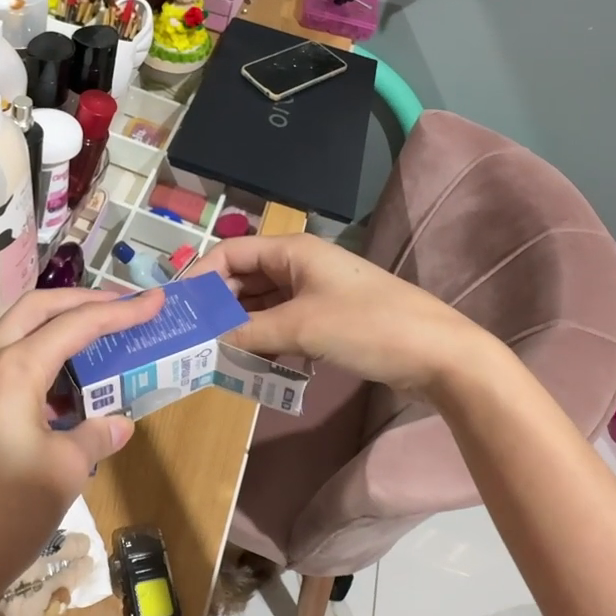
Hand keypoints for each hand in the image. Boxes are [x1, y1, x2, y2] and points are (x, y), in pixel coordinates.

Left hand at [0, 288, 163, 615]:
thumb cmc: (3, 516)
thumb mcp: (64, 474)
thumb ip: (95, 435)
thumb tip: (119, 423)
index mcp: (13, 369)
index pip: (76, 323)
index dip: (120, 311)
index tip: (157, 299)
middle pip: (38, 308)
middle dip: (83, 299)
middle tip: (124, 304)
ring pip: (18, 331)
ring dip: (58, 325)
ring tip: (98, 336)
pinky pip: (5, 362)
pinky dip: (38, 356)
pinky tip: (63, 385)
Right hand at [189, 234, 492, 391]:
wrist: (440, 354)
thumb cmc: (367, 326)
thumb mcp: (301, 327)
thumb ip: (249, 332)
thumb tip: (205, 341)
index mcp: (293, 251)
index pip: (231, 253)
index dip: (201, 275)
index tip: (176, 306)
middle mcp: (301, 265)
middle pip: (245, 279)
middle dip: (218, 306)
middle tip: (190, 336)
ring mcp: (317, 293)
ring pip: (263, 304)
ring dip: (241, 327)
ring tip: (214, 354)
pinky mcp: (330, 320)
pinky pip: (284, 324)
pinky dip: (266, 340)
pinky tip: (253, 364)